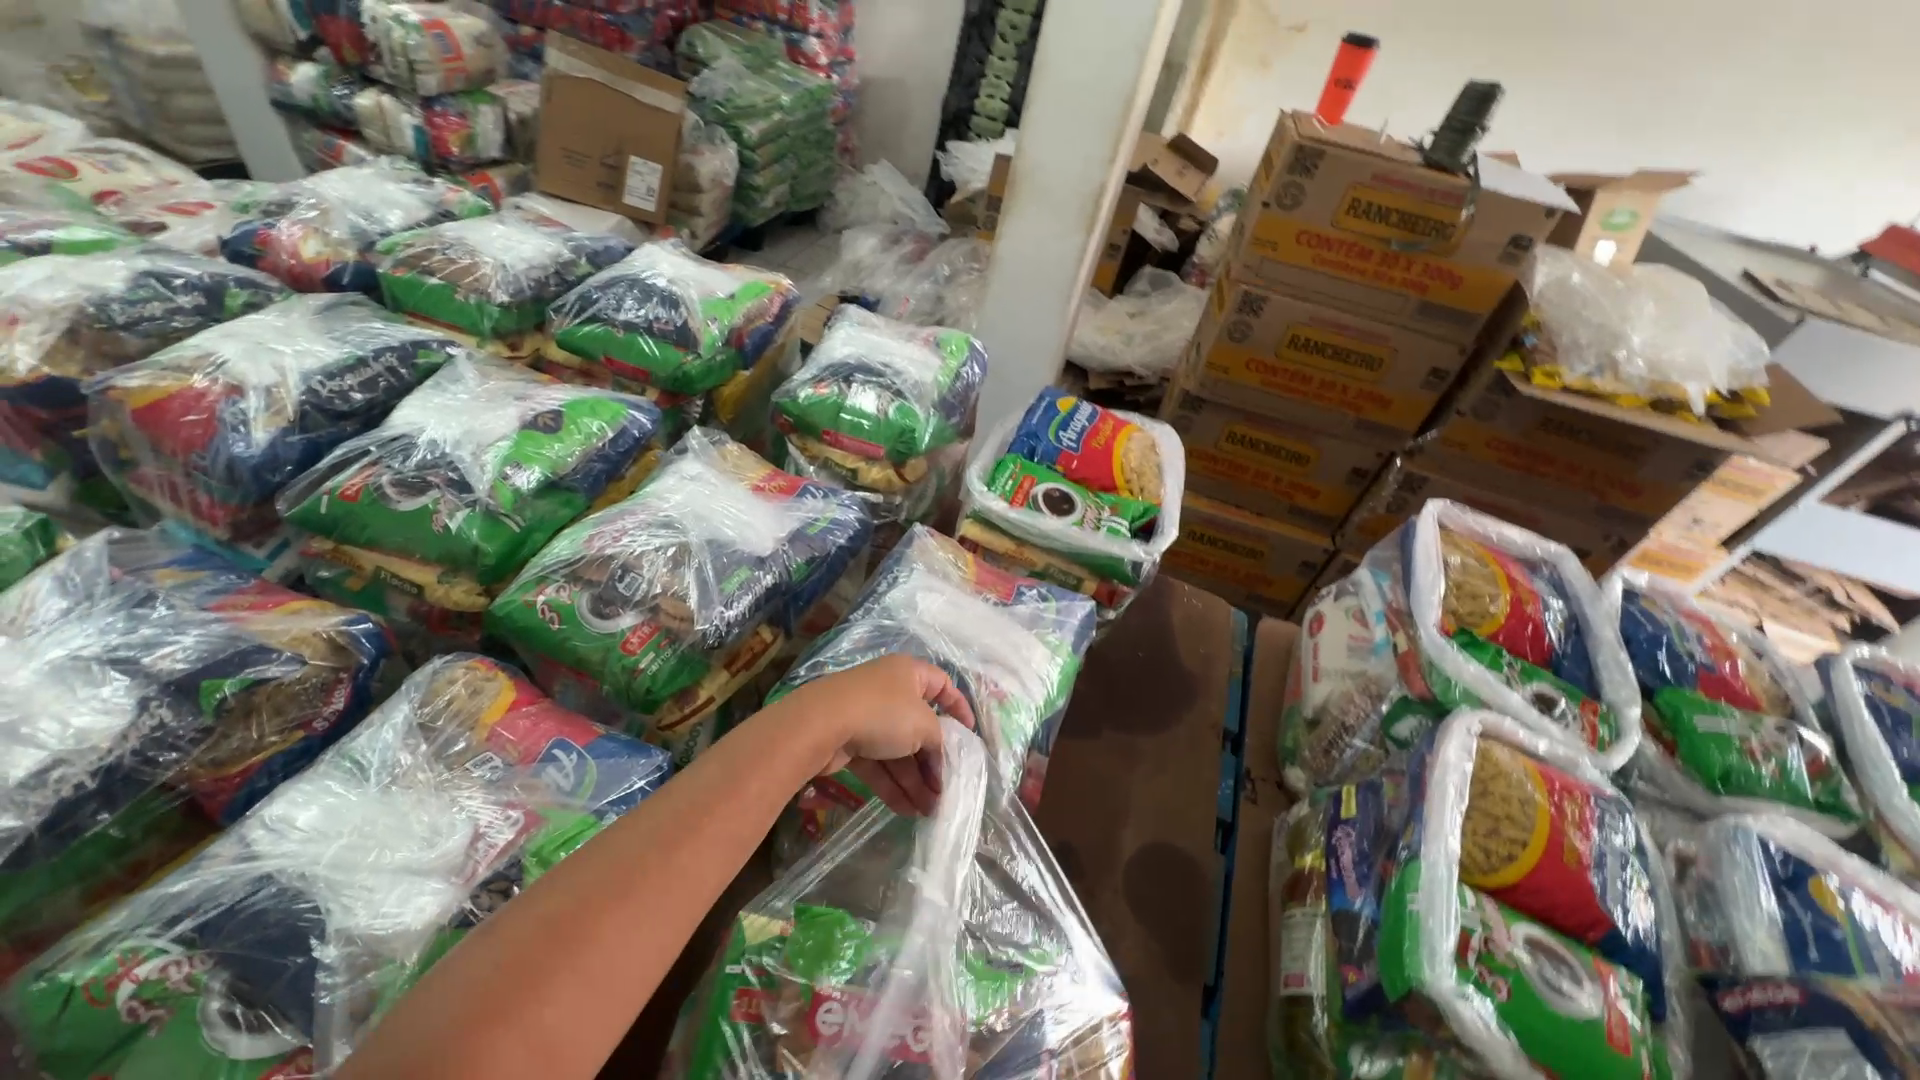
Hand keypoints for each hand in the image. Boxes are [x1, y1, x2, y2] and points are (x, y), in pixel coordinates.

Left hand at [778, 655, 976, 816]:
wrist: (821, 725)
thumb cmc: (883, 713)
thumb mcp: (924, 725)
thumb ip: (939, 742)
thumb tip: (937, 759)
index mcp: (909, 674)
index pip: (942, 685)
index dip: (958, 708)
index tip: (970, 734)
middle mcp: (889, 691)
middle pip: (920, 728)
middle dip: (933, 762)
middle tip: (945, 790)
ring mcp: (867, 717)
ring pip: (898, 751)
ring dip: (915, 781)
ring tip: (929, 811)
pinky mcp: (849, 742)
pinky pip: (878, 764)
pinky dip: (892, 785)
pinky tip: (907, 810)